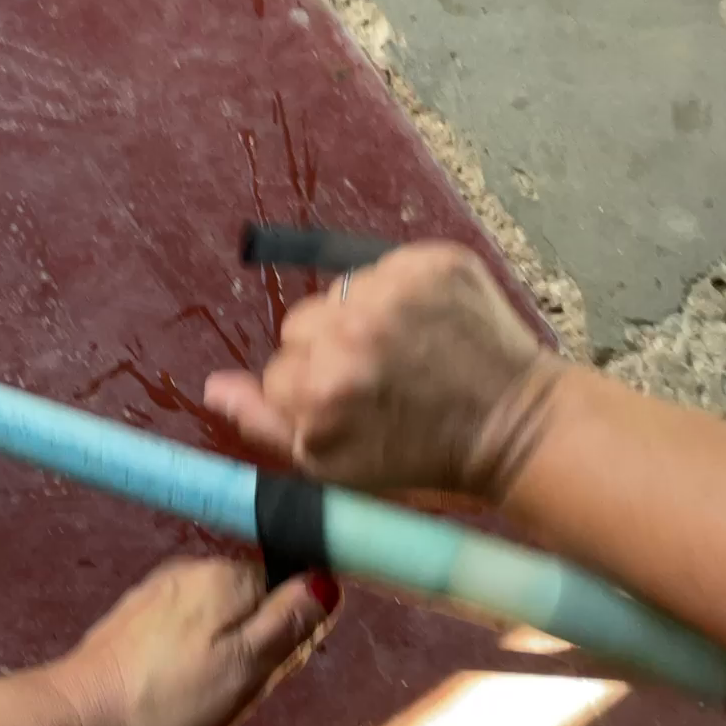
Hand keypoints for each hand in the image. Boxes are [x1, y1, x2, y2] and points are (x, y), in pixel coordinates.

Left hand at [41, 559, 339, 725]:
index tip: (267, 672)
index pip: (286, 588)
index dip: (288, 633)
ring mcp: (158, 589)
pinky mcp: (134, 614)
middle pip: (250, 600)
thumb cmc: (170, 700)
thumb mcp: (246, 670)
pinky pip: (184, 625)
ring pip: (217, 615)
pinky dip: (190, 651)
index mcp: (226, 575)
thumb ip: (289, 624)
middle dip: (254, 642)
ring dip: (222, 649)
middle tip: (232, 689)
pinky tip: (174, 684)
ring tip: (201, 693)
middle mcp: (191, 568)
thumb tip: (328, 581)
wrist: (80, 718)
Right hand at [203, 242, 565, 498]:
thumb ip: (264, 425)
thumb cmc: (416, 455)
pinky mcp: (431, 260)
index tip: (346, 412)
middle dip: (324, 353)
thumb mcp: (331, 465)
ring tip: (401, 352)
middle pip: (299, 327)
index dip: (307, 397)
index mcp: (321, 389)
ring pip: (335, 295)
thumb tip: (214, 386)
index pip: (275, 373)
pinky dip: (393, 294)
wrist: (512, 424)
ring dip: (356, 320)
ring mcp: (395, 288)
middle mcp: (351, 330)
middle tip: (373, 381)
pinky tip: (422, 326)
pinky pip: (379, 269)